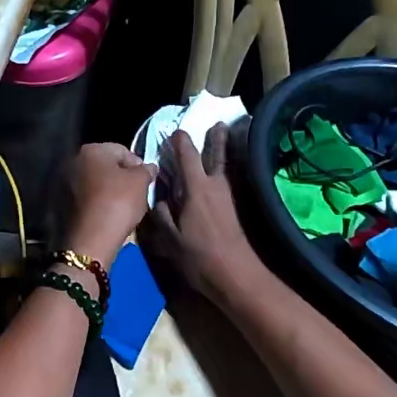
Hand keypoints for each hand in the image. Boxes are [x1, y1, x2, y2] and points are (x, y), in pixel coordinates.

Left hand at [59, 143, 155, 266]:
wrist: (90, 241)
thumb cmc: (118, 203)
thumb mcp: (141, 183)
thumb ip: (146, 170)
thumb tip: (148, 167)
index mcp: (91, 150)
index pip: (122, 150)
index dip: (137, 165)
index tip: (146, 180)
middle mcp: (73, 161)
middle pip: (105, 165)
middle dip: (121, 176)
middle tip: (135, 192)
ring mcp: (63, 182)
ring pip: (94, 181)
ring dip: (108, 189)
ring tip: (122, 205)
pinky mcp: (59, 202)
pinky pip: (84, 196)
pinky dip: (96, 201)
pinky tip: (107, 213)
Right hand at [145, 124, 260, 301]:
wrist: (236, 274)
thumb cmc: (199, 257)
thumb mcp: (170, 239)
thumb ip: (162, 215)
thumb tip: (159, 199)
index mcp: (196, 189)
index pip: (187, 157)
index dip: (180, 142)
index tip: (175, 132)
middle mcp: (215, 186)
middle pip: (216, 154)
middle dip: (215, 138)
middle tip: (218, 123)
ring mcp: (229, 196)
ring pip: (226, 165)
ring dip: (223, 150)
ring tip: (224, 138)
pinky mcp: (236, 207)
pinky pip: (230, 179)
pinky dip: (227, 169)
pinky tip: (224, 173)